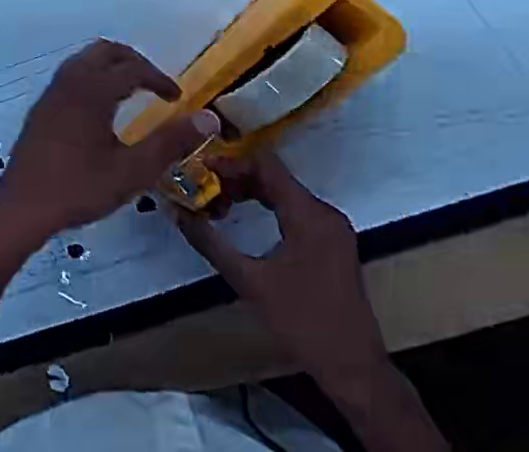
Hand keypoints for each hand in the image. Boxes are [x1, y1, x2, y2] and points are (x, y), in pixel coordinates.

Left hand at [0, 39, 218, 245]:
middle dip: (135, 61)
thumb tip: (208, 118)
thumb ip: (170, 142)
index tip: (178, 98)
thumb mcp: (133, 170)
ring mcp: (51, 92)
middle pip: (105, 51)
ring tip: (134, 92)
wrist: (23, 203)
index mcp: (92, 91)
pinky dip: (93, 76)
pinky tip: (102, 107)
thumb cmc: (79, 187)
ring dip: (111, 66)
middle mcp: (69, 81)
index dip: (159, 79)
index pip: (132, 68)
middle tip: (157, 86)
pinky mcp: (41, 106)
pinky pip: (71, 74)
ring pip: (84, 60)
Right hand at [172, 149, 386, 382]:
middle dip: (234, 177)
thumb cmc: (302, 321)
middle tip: (200, 186)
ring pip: (282, 192)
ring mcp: (331, 228)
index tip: (198, 167)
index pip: (266, 165)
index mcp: (309, 216)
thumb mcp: (247, 280)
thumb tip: (174, 210)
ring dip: (248, 191)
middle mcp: (324, 213)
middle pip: (273, 176)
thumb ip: (208, 241)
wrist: (353, 368)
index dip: (230, 160)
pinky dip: (265, 206)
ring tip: (215, 202)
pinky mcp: (331, 242)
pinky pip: (293, 209)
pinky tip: (241, 216)